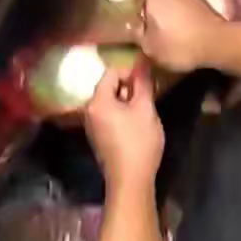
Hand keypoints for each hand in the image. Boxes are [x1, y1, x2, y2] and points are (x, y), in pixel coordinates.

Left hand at [84, 62, 164, 195]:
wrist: (130, 180)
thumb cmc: (139, 141)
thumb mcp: (145, 108)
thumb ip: (143, 83)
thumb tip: (141, 61)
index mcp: (98, 101)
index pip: (111, 72)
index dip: (131, 72)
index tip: (149, 83)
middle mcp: (90, 110)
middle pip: (109, 86)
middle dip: (130, 86)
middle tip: (150, 95)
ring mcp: (93, 125)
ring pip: (111, 101)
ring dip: (129, 100)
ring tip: (146, 108)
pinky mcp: (99, 136)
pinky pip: (110, 114)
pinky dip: (123, 112)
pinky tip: (138, 123)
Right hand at [135, 0, 228, 72]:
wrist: (219, 44)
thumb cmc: (178, 44)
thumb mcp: (150, 47)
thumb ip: (139, 35)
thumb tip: (132, 29)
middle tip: (147, 15)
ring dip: (170, 9)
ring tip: (166, 26)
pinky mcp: (208, 7)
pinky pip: (190, 8)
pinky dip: (184, 16)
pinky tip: (184, 31)